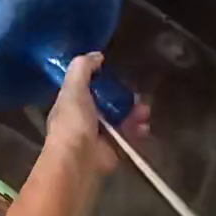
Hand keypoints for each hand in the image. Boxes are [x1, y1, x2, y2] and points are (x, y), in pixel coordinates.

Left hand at [43, 53, 149, 181]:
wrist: (79, 160)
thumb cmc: (72, 121)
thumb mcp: (73, 87)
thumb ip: (83, 68)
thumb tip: (96, 55)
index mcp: (70, 103)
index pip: (85, 87)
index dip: (99, 80)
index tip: (113, 73)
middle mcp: (84, 118)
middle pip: (107, 102)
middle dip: (123, 97)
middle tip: (137, 95)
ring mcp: (99, 134)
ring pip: (121, 118)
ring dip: (135, 112)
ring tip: (144, 110)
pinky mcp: (113, 149)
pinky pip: (129, 135)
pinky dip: (138, 130)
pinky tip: (144, 126)